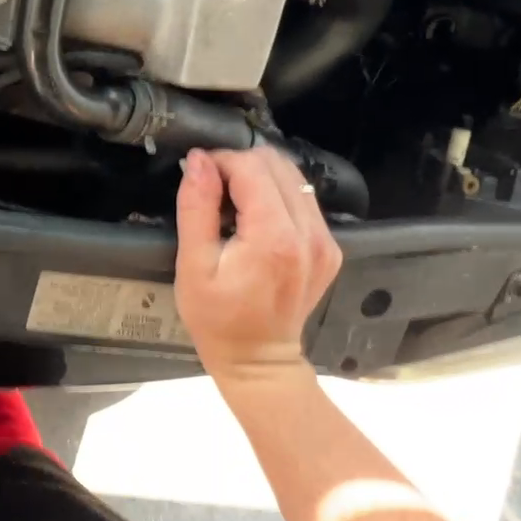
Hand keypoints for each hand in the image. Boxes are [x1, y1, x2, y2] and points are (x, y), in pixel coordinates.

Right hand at [174, 146, 341, 388]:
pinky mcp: (329, 246)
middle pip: (276, 164)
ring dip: (258, 176)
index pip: (251, 168)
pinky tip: (253, 215)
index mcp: (274, 238)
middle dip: (239, 165)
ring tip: (231, 201)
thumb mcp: (192, 264)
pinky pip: (302, 197)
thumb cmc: (217, 317)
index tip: (199, 177)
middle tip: (212, 189)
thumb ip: (197, 207)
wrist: (259, 359)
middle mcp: (309, 234)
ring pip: (292, 175)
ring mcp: (325, 241)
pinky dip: (275, 193)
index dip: (220, 161)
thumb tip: (199, 161)